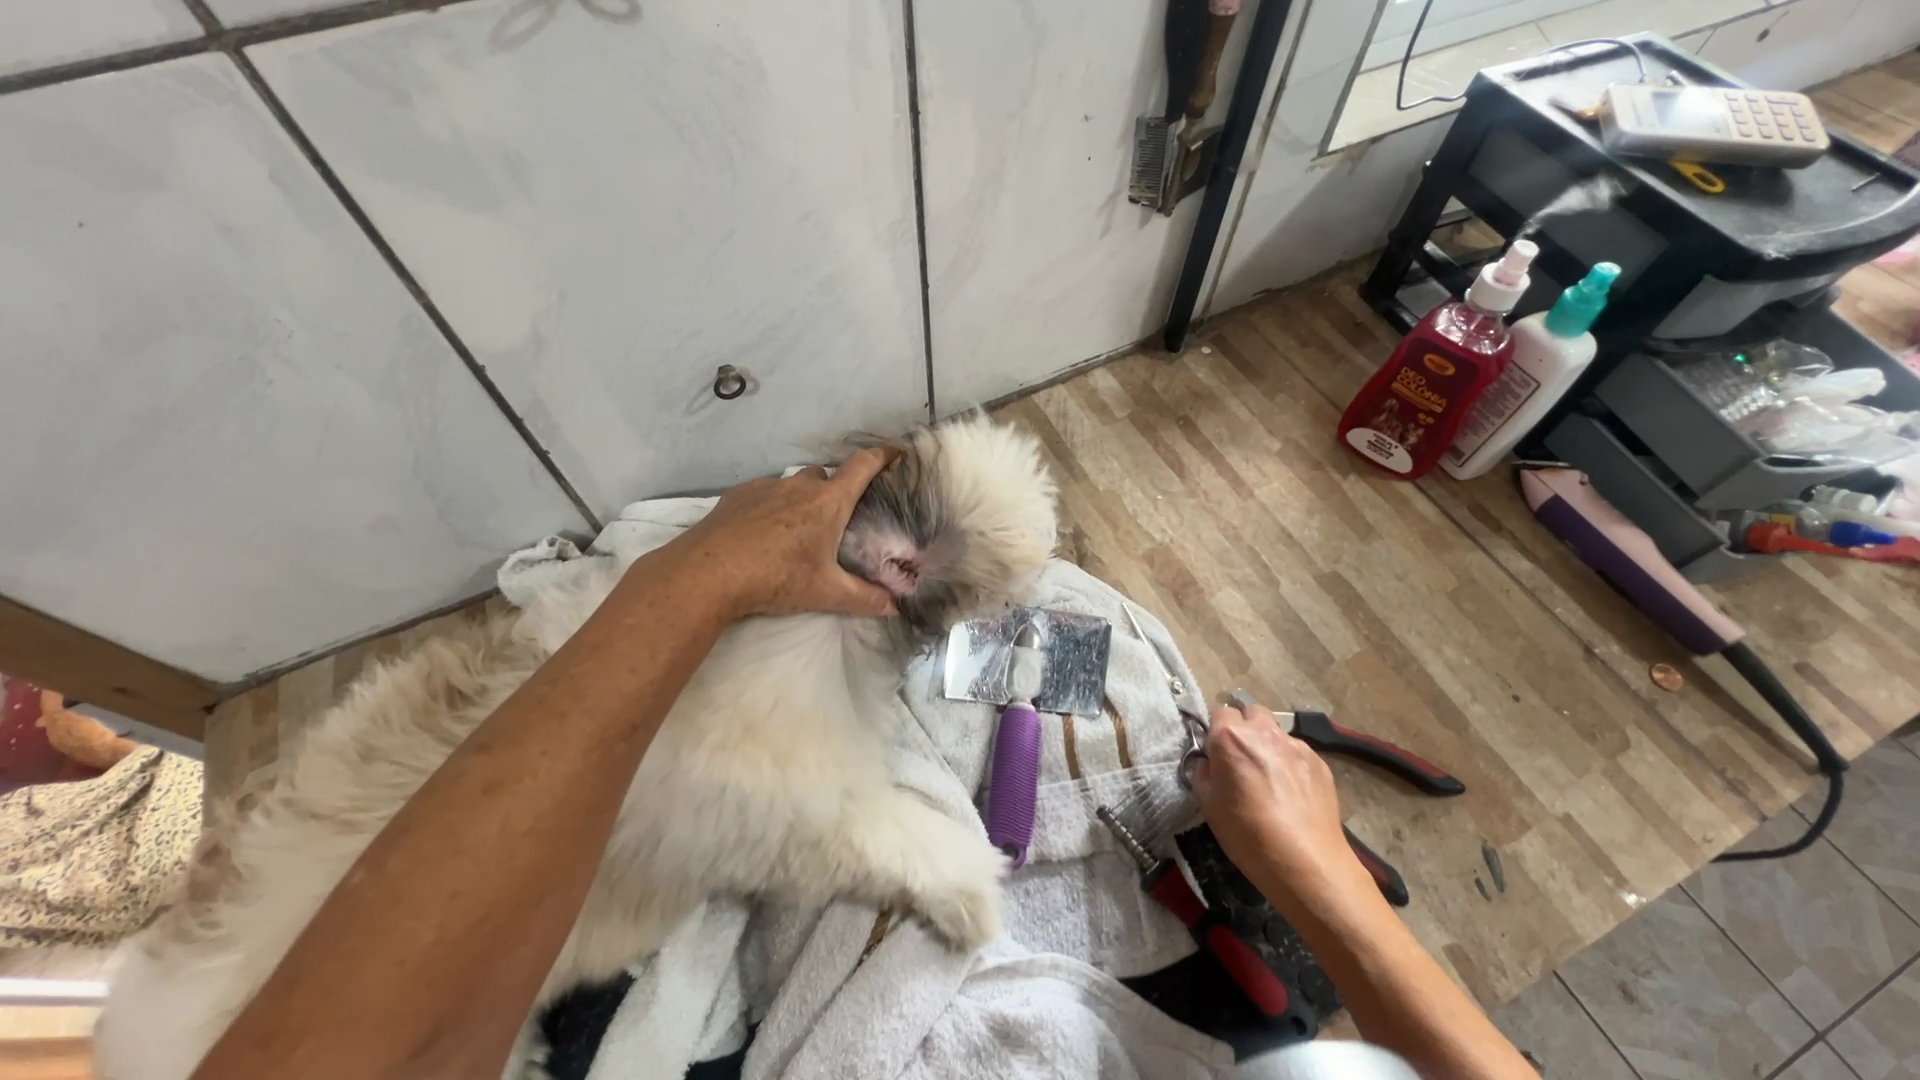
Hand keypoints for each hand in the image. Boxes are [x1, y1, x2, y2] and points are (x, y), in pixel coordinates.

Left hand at [667, 449, 898, 619]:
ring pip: (793, 484)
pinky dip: (772, 506)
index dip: (882, 456)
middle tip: (840, 517)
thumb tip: (895, 607)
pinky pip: (764, 493)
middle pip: (826, 475)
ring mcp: (765, 487)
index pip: (862, 466)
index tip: (896, 453)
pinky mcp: (737, 496)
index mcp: (828, 501)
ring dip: (802, 498)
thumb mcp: (825, 593)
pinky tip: (764, 532)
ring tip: (798, 529)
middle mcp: (799, 485)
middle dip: (836, 489)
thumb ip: (864, 599)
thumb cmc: (776, 578)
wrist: (707, 573)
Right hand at [1192, 703, 1363, 905]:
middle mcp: (1264, 732)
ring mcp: (1296, 745)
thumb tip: (1210, 763)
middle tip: (1242, 761)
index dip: (1216, 733)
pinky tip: (1291, 793)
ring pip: (1276, 733)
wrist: (1306, 862)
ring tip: (1270, 780)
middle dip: (1244, 729)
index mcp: (1230, 738)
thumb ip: (1204, 773)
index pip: (1219, 713)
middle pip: (1250, 713)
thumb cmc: (1247, 834)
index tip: (1217, 755)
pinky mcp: (1319, 762)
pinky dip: (1290, 764)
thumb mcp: (1208, 805)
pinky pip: (1297, 752)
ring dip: (1268, 746)